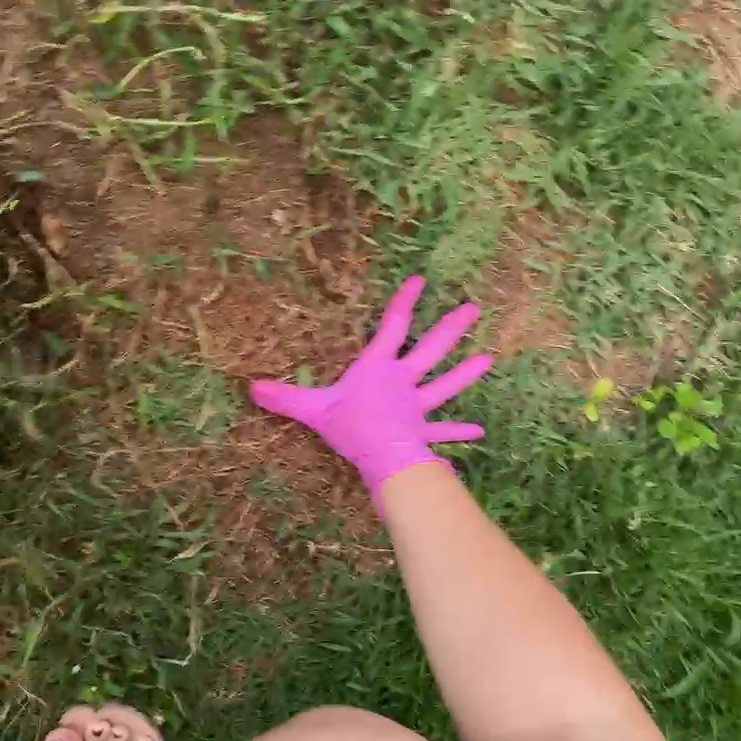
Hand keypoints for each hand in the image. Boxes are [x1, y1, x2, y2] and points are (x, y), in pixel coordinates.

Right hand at [249, 276, 492, 496]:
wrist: (383, 459)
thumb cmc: (351, 427)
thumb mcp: (313, 409)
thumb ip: (285, 398)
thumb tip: (252, 388)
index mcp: (377, 368)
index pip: (393, 327)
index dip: (406, 303)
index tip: (421, 280)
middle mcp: (403, 382)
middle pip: (430, 350)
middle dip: (450, 329)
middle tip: (472, 310)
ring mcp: (417, 408)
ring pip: (445, 386)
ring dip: (465, 374)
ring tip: (488, 360)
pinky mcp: (422, 433)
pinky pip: (442, 432)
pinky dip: (458, 432)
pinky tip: (478, 431)